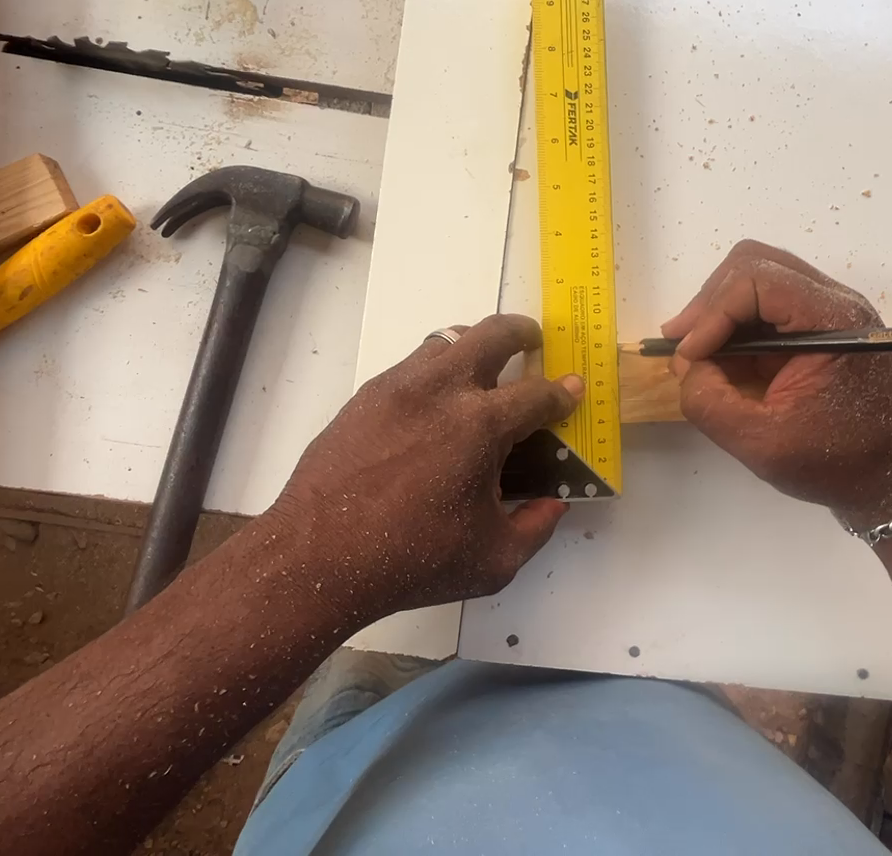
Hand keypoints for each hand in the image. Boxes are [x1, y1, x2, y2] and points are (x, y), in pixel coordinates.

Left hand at [266, 314, 581, 621]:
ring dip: (474, 345)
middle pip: (493, 334)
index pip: (536, 395)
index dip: (561, 393)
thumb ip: (535, 528)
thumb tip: (553, 505)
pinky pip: (411, 365)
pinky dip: (435, 370)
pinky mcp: (367, 395)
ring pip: (446, 341)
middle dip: (522, 332)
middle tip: (533, 341)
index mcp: (480, 426)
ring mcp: (399, 386)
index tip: (572, 390)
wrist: (319, 555)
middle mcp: (442, 390)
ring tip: (481, 369)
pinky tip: (433, 402)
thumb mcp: (493, 560)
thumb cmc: (412, 560)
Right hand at [661, 240, 891, 528]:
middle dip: (709, 303)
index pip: (756, 280)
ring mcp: (826, 309)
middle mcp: (835, 301)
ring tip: (693, 350)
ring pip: (754, 275)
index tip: (689, 355)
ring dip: (717, 309)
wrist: (886, 477)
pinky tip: (717, 355)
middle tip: (683, 347)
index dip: (712, 312)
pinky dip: (731, 322)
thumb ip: (711, 402)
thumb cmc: (834, 464)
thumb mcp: (761, 445)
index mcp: (834, 323)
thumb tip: (687, 365)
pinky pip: (762, 301)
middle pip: (753, 264)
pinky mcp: (815, 323)